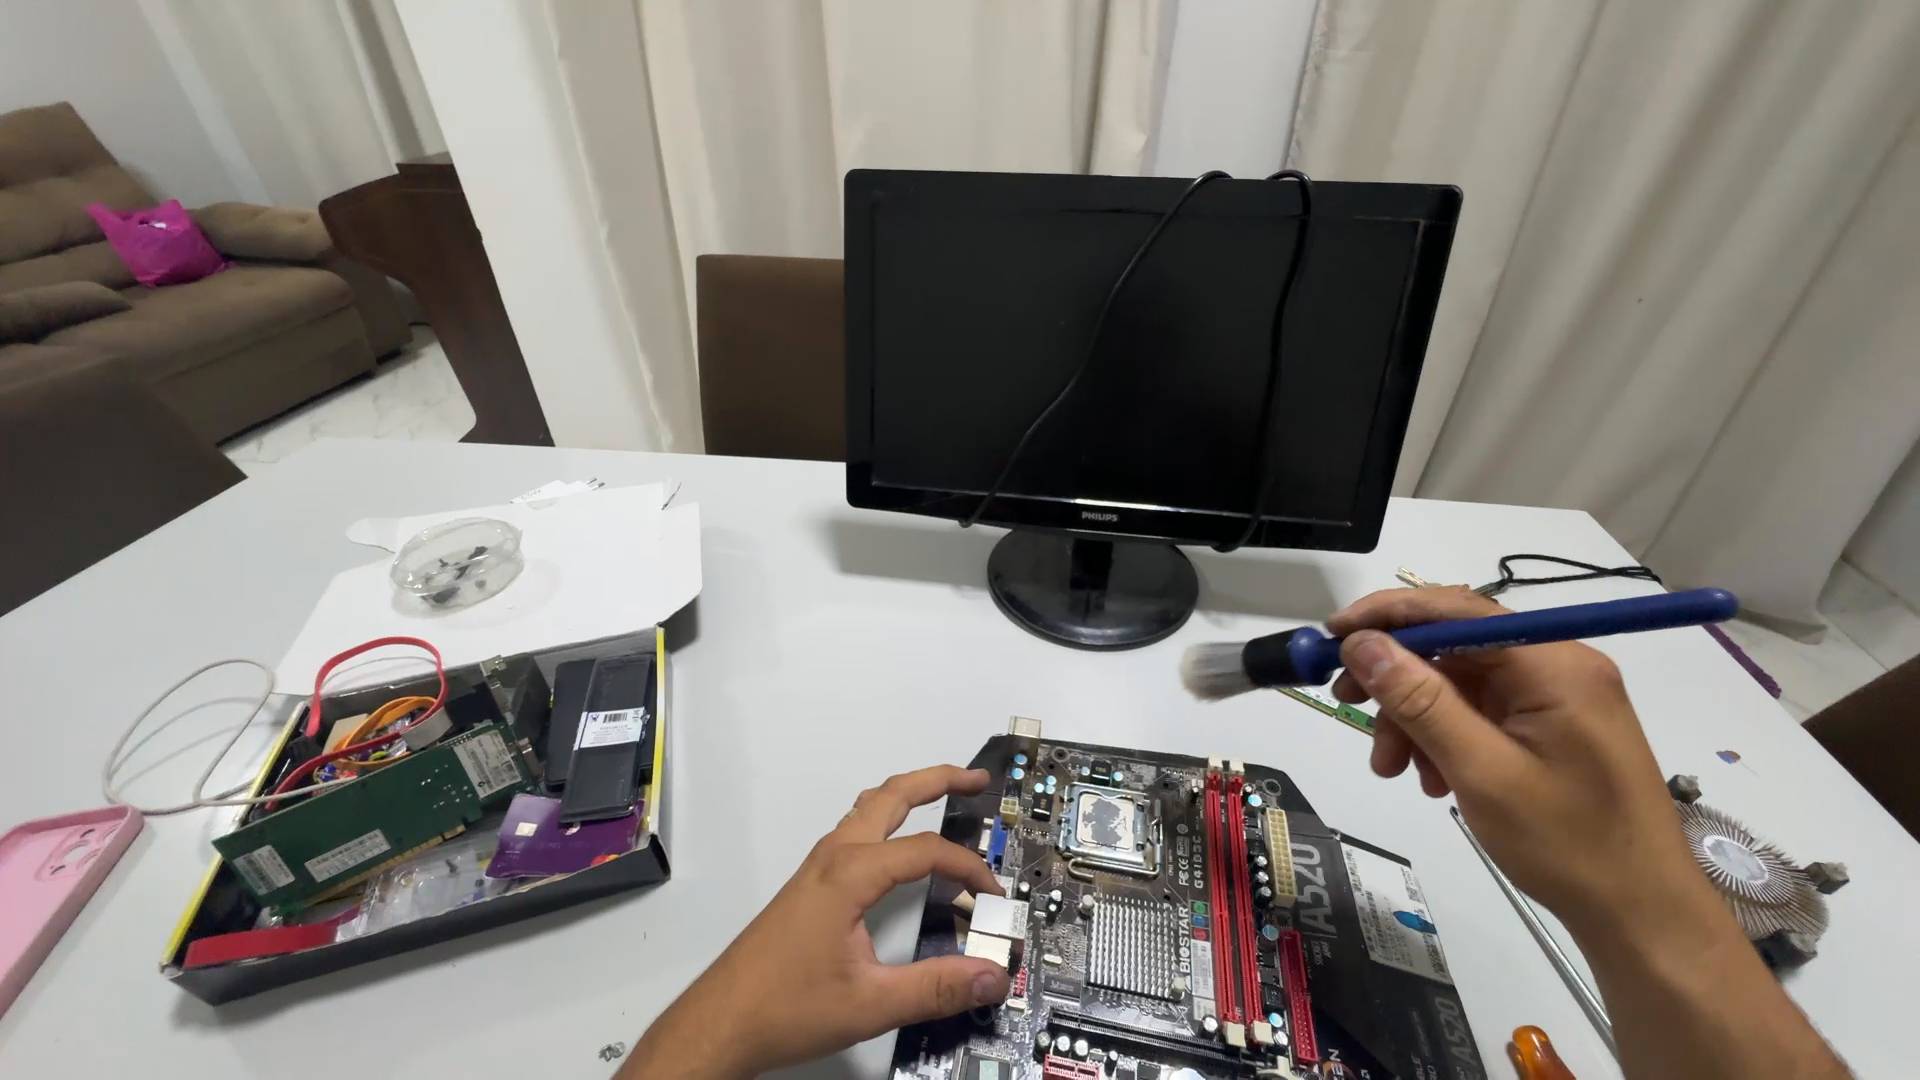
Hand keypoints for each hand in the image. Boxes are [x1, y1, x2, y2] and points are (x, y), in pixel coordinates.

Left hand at [623, 765, 1010, 1078]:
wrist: (721, 1020)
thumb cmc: (787, 1007)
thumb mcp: (870, 1004)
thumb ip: (936, 988)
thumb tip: (992, 975)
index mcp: (851, 873)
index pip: (926, 852)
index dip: (967, 868)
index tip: (994, 894)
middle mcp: (835, 855)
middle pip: (893, 795)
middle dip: (937, 779)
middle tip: (976, 779)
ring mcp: (820, 863)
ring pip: (871, 806)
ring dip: (910, 792)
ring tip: (944, 792)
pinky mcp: (813, 879)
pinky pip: (857, 827)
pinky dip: (889, 815)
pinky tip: (898, 839)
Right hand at [1326, 587, 1714, 936]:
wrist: (1642, 916)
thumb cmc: (1568, 844)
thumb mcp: (1481, 771)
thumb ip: (1419, 701)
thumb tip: (1362, 643)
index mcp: (1553, 665)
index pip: (1455, 609)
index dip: (1386, 615)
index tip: (1332, 635)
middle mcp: (1556, 666)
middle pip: (1450, 645)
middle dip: (1393, 675)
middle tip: (1345, 700)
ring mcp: (1553, 697)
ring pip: (1454, 681)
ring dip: (1411, 716)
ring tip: (1390, 766)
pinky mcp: (1547, 724)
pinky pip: (1474, 711)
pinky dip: (1439, 736)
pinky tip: (1431, 778)